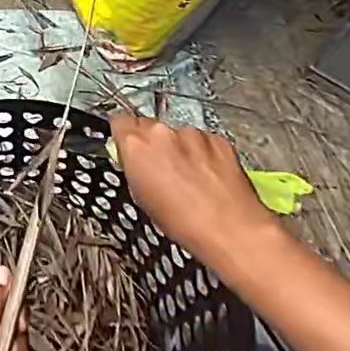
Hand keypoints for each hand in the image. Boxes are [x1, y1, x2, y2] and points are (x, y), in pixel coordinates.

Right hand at [109, 116, 279, 259]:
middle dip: (153, 143)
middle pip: (149, 126)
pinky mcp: (218, 140)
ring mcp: (192, 134)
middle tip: (159, 169)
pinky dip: (203, 153)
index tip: (127, 143)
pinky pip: (203, 140)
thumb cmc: (184, 221)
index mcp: (136, 145)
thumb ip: (133, 166)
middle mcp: (162, 133)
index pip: (120, 122)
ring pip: (177, 134)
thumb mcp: (139, 196)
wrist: (229, 228)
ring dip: (179, 149)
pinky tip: (206, 176)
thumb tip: (134, 160)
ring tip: (188, 178)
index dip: (124, 134)